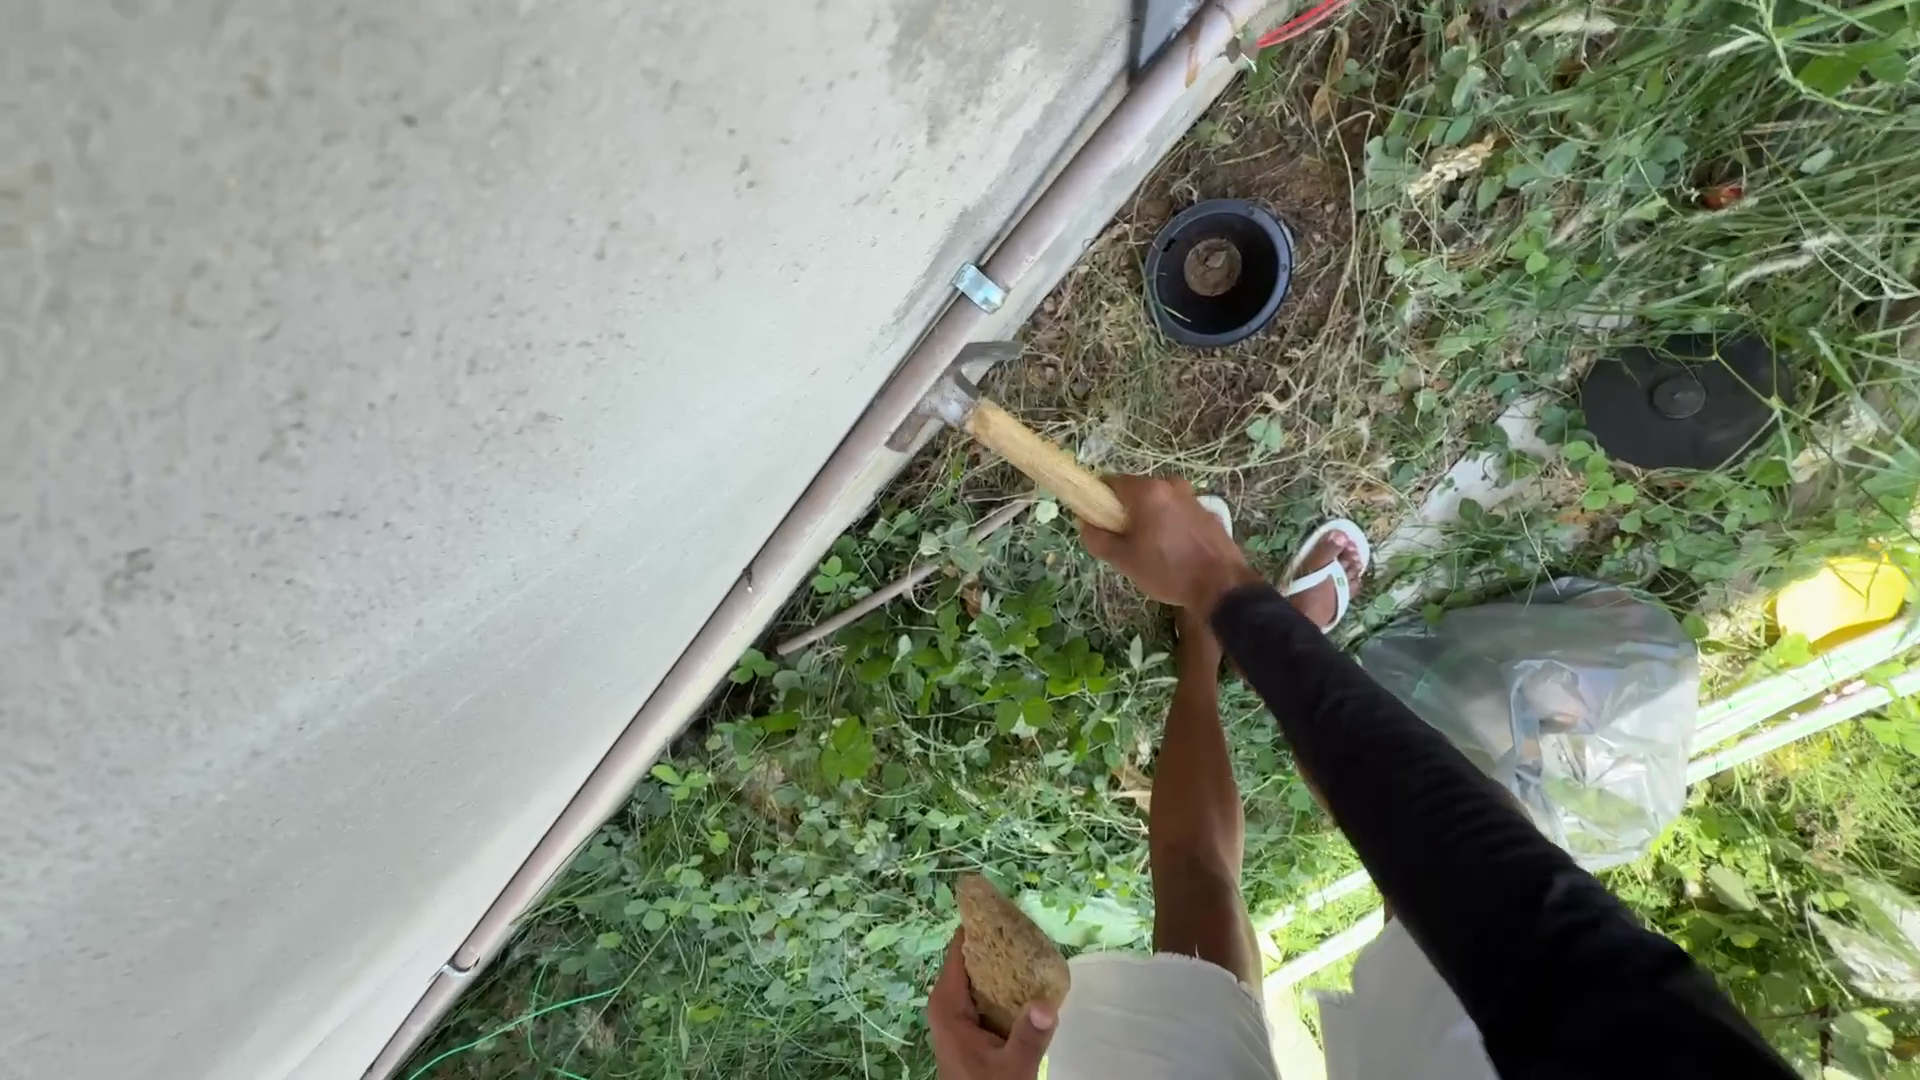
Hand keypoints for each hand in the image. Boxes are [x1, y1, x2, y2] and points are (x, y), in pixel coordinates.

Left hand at [927, 930, 1055, 1079]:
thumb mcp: (1011, 1070)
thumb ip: (1028, 1037)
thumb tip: (1047, 1003)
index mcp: (947, 1003)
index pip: (960, 948)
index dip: (980, 924)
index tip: (1006, 907)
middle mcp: (948, 1001)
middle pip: (972, 958)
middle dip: (1000, 943)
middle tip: (1030, 927)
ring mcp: (959, 1013)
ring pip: (982, 975)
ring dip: (1006, 963)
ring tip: (1035, 945)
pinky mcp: (971, 1026)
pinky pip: (987, 993)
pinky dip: (1007, 984)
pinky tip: (1031, 978)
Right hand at [1078, 475, 1260, 610]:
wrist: (1221, 586)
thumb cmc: (1167, 570)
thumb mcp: (1123, 560)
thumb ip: (1097, 538)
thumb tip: (1084, 523)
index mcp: (1147, 491)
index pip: (1110, 482)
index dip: (1098, 502)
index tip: (1099, 525)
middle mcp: (1171, 485)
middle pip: (1135, 492)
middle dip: (1124, 513)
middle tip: (1124, 543)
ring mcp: (1192, 498)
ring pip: (1158, 503)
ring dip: (1148, 519)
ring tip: (1150, 551)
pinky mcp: (1208, 513)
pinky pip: (1177, 513)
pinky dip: (1169, 525)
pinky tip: (1174, 552)